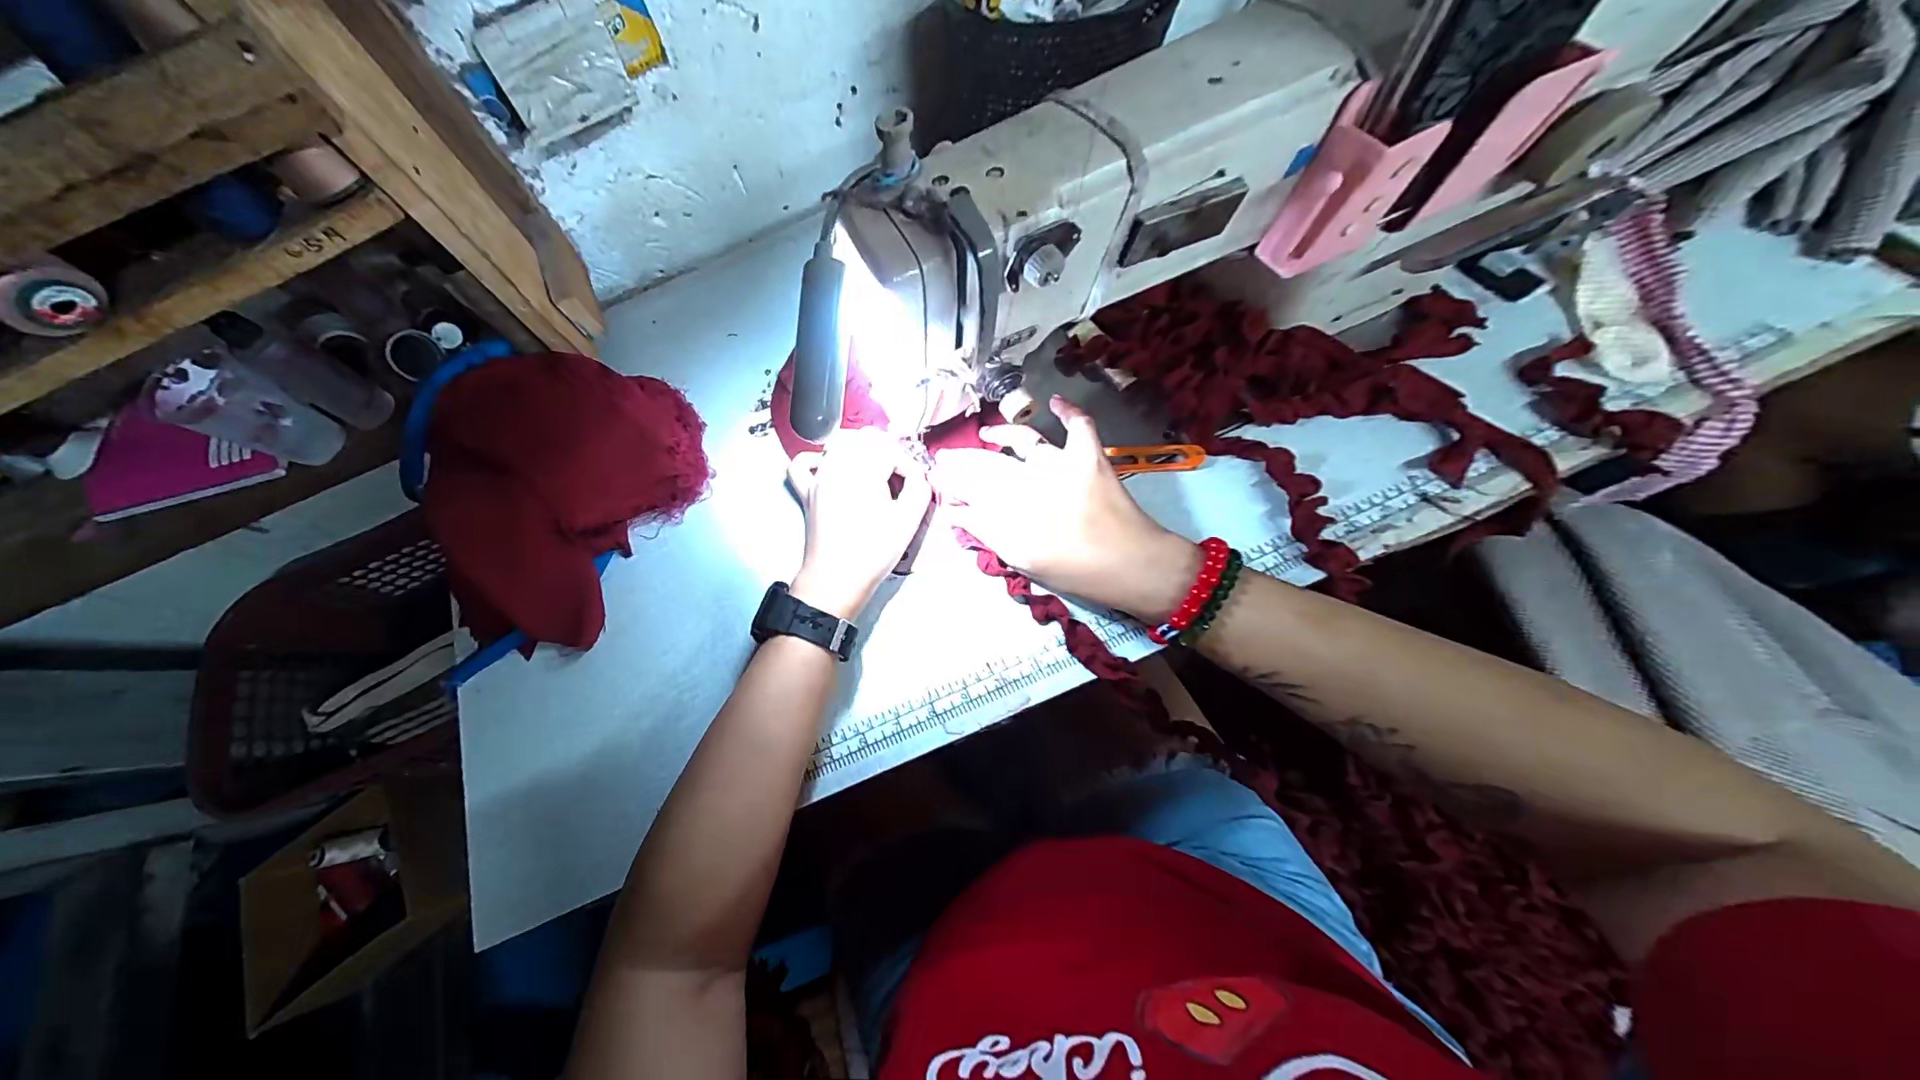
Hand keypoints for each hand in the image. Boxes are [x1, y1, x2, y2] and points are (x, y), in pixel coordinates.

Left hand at [787, 427, 932, 619]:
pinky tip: (830, 467)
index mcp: (863, 471)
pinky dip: (817, 459)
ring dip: (860, 450)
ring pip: (838, 444)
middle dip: (887, 451)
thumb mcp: (909, 521)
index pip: (891, 451)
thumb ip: (919, 489)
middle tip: (902, 474)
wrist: (836, 580)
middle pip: (865, 440)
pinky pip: (803, 464)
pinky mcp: (807, 493)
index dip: (909, 465)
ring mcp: (819, 478)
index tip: (916, 483)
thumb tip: (917, 477)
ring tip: (876, 470)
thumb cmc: (872, 553)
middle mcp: (837, 467)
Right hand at [934, 396, 1198, 620]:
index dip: (950, 484)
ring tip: (987, 434)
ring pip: (1023, 441)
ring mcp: (1059, 462)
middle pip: (987, 464)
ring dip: (1001, 435)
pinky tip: (1056, 401)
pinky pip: (1077, 425)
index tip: (938, 484)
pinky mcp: (1088, 455)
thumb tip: (956, 513)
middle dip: (962, 462)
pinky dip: (1068, 411)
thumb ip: (987, 532)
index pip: (968, 488)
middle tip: (945, 460)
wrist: (1131, 563)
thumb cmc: (1075, 571)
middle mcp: (1027, 477)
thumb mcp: (1022, 559)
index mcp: (1009, 505)